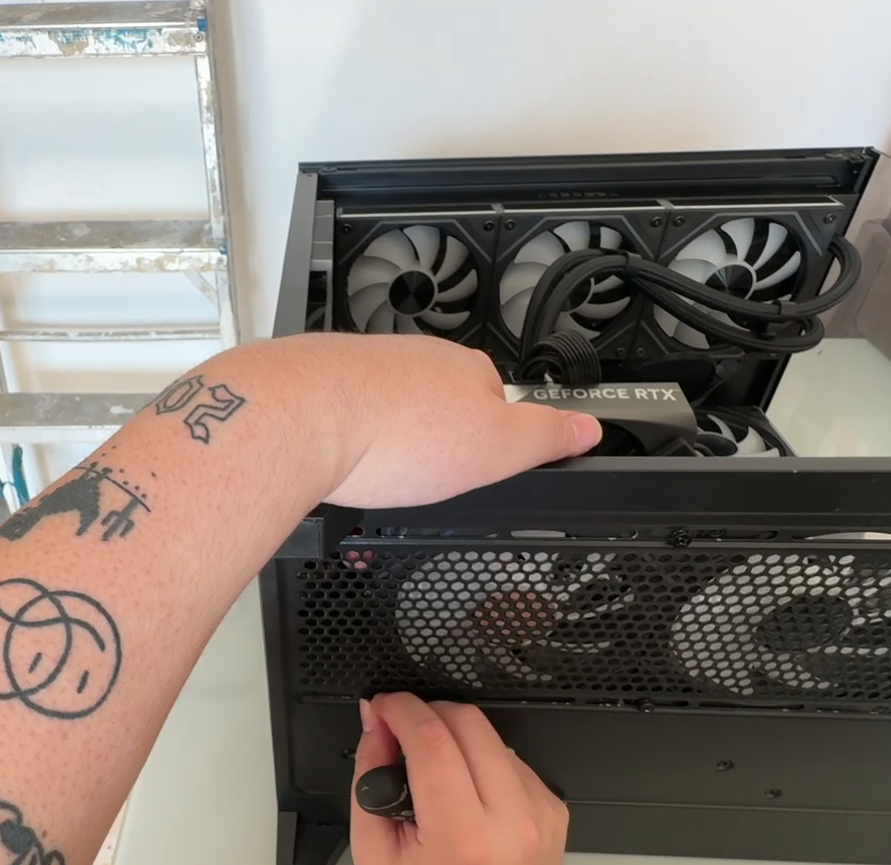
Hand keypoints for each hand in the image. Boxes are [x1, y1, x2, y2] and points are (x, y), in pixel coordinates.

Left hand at [215, 335, 599, 508]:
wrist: (303, 420)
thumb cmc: (394, 437)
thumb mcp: (495, 449)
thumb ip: (544, 437)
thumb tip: (588, 428)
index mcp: (464, 371)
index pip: (493, 400)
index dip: (486, 441)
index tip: (473, 467)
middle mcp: (414, 359)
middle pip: (437, 402)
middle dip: (431, 440)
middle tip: (422, 479)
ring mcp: (364, 366)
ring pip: (388, 406)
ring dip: (387, 437)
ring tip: (379, 472)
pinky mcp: (320, 382)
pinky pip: (345, 411)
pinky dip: (347, 436)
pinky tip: (342, 458)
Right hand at [348, 693, 570, 864]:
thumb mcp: (373, 856)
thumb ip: (369, 780)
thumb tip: (375, 722)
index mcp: (463, 842)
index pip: (433, 742)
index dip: (400, 710)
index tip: (380, 707)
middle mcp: (513, 823)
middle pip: (467, 723)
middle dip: (425, 711)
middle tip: (398, 730)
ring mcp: (541, 814)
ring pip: (489, 732)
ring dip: (451, 733)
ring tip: (428, 767)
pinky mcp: (554, 807)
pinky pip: (507, 753)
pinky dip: (476, 754)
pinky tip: (460, 786)